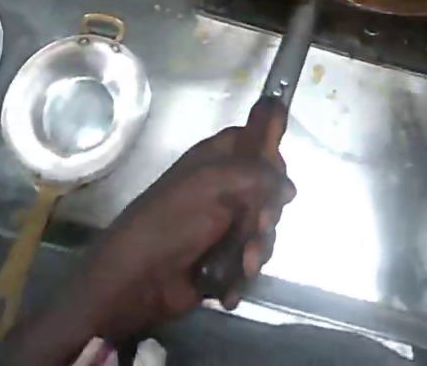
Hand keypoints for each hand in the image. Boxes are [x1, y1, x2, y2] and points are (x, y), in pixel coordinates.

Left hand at [0, 120, 293, 362]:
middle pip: (267, 189)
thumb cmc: (171, 219)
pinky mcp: (222, 257)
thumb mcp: (213, 185)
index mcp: (216, 157)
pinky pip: (250, 260)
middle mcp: (223, 185)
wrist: (137, 278)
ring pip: (262, 228)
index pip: (254, 140)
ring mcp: (223, 222)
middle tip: (255, 227)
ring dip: (256, 250)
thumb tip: (289, 188)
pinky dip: (242, 274)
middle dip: (266, 215)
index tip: (277, 179)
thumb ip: (257, 176)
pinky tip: (228, 286)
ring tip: (241, 266)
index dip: (270, 155)